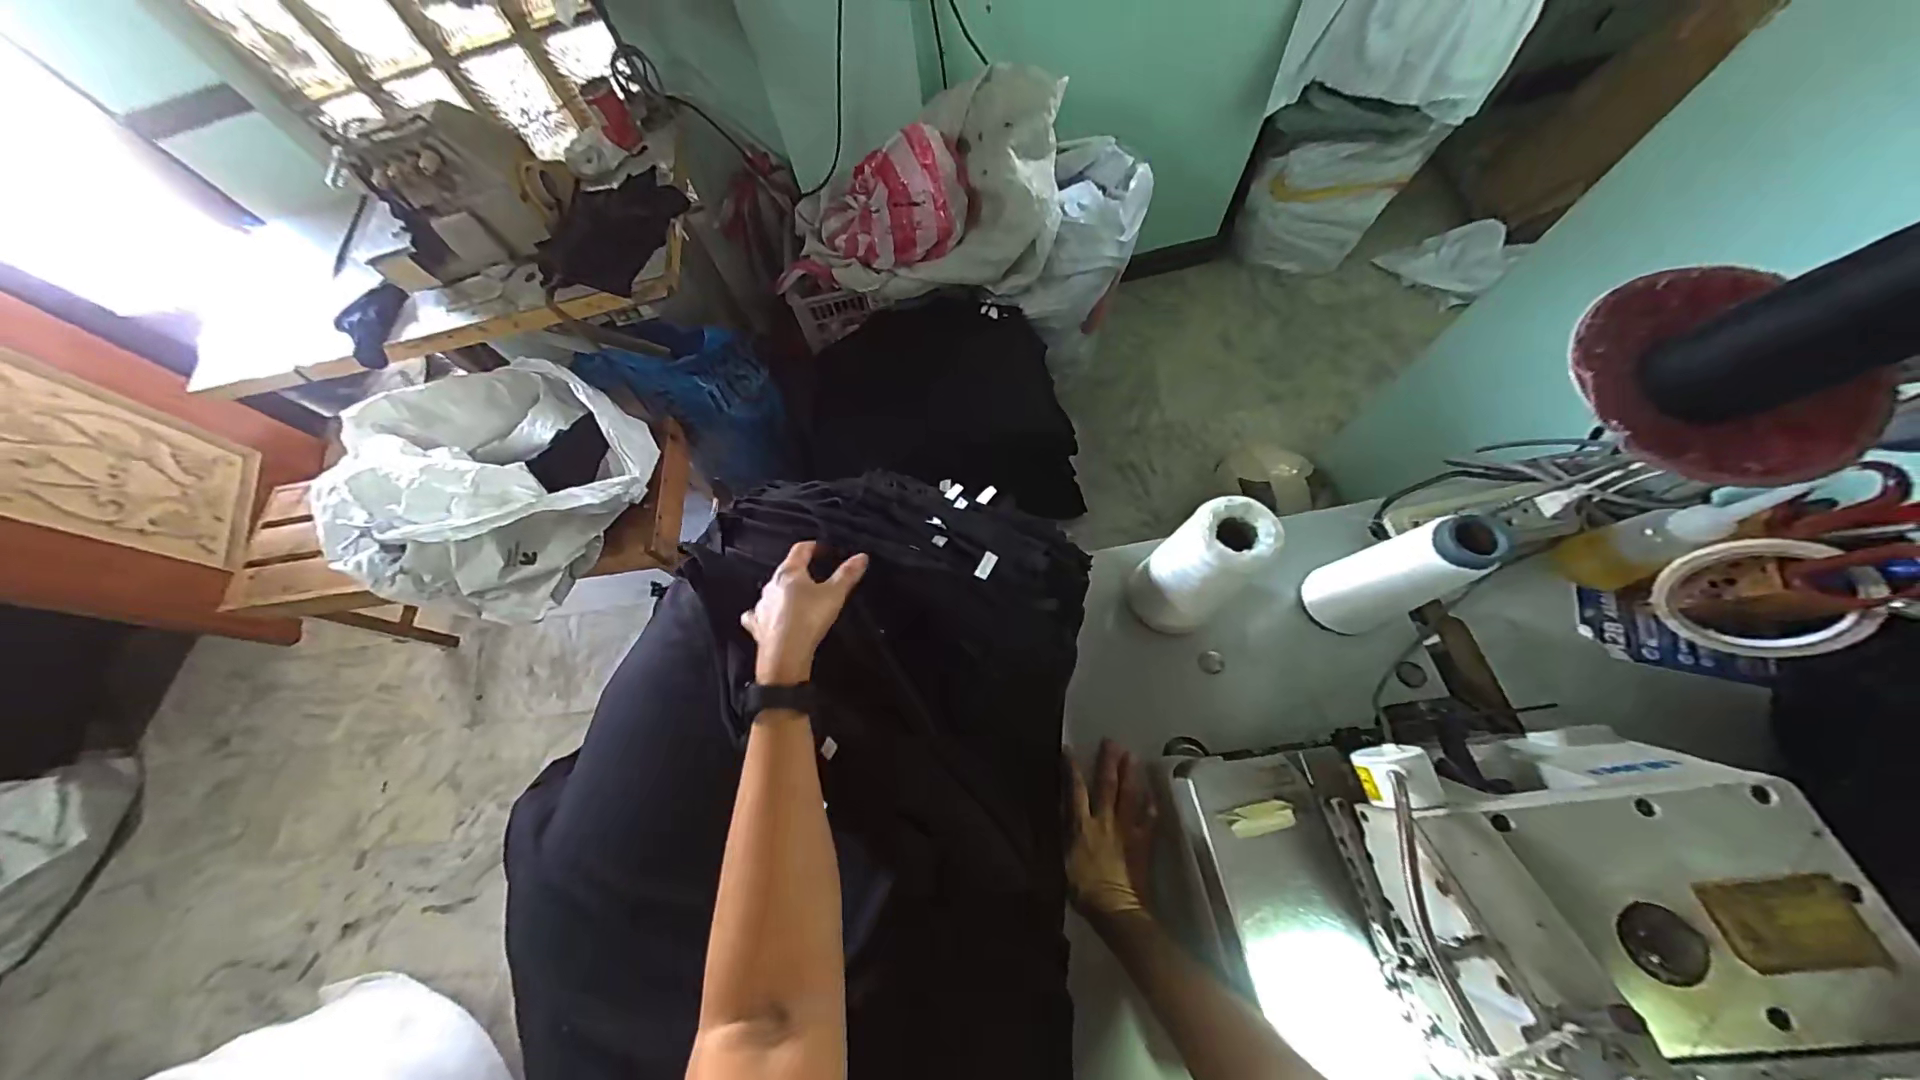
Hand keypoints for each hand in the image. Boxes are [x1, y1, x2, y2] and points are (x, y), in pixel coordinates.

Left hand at [740, 541, 868, 685]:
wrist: (785, 654)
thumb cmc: (808, 619)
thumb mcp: (835, 594)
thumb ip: (848, 574)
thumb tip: (861, 557)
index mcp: (789, 572)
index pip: (800, 550)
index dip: (813, 546)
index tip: (821, 548)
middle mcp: (771, 585)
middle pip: (786, 570)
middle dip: (800, 570)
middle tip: (815, 574)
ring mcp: (762, 605)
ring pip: (772, 591)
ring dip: (784, 591)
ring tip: (799, 597)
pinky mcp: (758, 625)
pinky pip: (759, 614)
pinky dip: (767, 613)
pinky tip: (772, 617)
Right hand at [1066, 738, 1158, 919]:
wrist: (1115, 909)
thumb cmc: (1083, 889)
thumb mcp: (1063, 859)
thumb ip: (1064, 832)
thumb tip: (1061, 808)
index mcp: (1082, 825)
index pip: (1075, 790)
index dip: (1072, 769)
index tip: (1068, 749)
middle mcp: (1105, 821)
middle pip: (1107, 786)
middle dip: (1108, 762)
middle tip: (1111, 742)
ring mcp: (1126, 831)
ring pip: (1129, 796)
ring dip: (1130, 775)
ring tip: (1132, 756)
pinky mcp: (1142, 843)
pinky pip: (1148, 820)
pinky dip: (1150, 805)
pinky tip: (1152, 794)